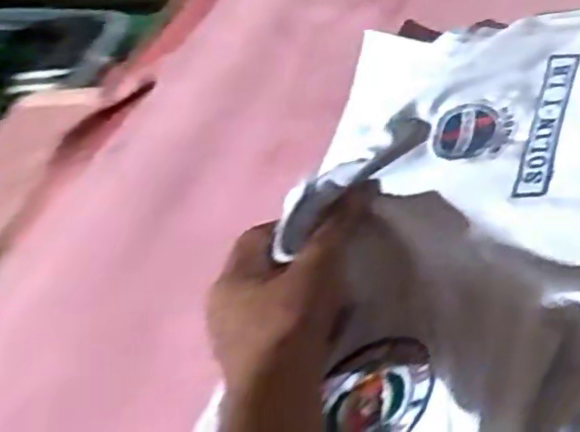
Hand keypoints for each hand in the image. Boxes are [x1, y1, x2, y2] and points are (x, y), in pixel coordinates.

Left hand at [206, 183, 369, 384]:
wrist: (279, 388)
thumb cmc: (292, 317)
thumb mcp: (321, 263)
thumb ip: (337, 226)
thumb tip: (357, 189)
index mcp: (231, 276)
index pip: (260, 232)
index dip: (296, 223)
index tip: (327, 227)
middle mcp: (222, 301)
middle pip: (269, 261)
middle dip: (303, 254)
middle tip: (334, 253)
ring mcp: (231, 331)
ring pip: (273, 289)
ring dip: (303, 282)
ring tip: (334, 284)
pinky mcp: (248, 352)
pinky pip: (276, 315)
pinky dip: (299, 308)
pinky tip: (323, 313)